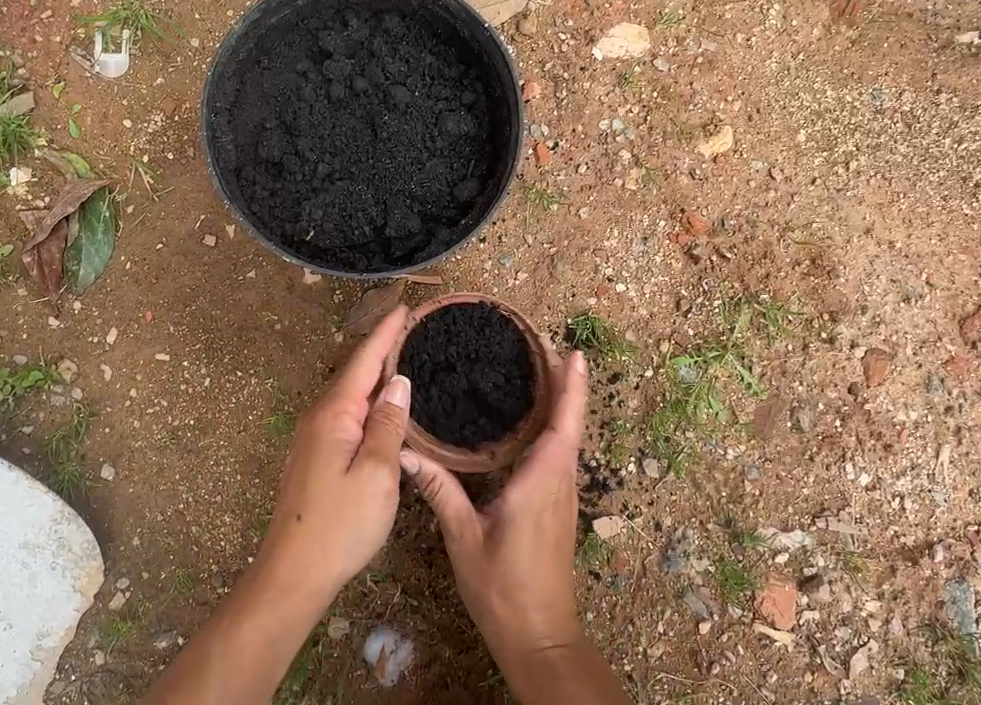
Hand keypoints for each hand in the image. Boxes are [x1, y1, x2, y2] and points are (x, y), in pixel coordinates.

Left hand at [255, 304, 412, 601]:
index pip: (364, 362)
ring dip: (373, 374)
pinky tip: (380, 405)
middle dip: (380, 348)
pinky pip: (345, 414)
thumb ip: (388, 425)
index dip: (386, 334)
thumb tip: (399, 382)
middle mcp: (319, 417)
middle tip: (410, 327)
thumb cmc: (341, 525)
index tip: (405, 307)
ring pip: (349, 395)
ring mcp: (313, 437)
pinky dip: (366, 399)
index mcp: (334, 414)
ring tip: (402, 357)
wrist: (294, 571)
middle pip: (354, 373)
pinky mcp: (314, 456)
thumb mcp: (377, 474)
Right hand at [403, 349, 589, 663]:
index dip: (571, 388)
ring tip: (542, 369)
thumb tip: (406, 454)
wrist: (539, 635)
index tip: (573, 353)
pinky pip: (563, 454)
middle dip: (565, 383)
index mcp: (541, 484)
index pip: (563, 426)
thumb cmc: (502, 589)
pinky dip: (557, 425)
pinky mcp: (558, 506)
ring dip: (563, 402)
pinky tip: (536, 420)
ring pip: (569, 438)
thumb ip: (440, 492)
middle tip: (546, 345)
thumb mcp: (463, 538)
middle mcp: (559, 483)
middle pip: (570, 424)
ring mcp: (563, 496)